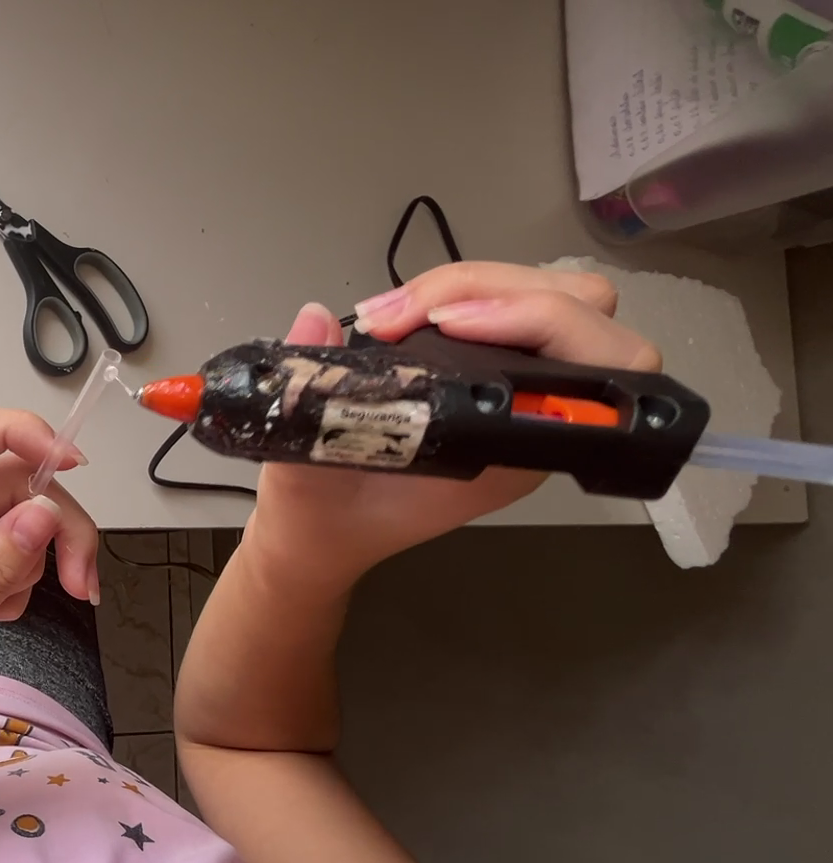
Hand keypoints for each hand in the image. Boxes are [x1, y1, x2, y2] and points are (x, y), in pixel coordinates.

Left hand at [0, 405, 100, 753]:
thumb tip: (46, 510)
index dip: (17, 429)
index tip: (70, 465)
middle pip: (11, 478)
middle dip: (58, 524)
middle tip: (82, 584)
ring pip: (16, 512)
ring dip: (36, 558)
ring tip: (8, 610)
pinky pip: (5, 544)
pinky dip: (16, 576)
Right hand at [246, 262, 664, 591]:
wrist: (318, 540)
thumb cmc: (323, 521)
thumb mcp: (304, 474)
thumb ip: (310, 400)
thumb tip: (313, 315)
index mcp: (517, 455)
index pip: (595, 364)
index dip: (536, 320)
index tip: (442, 321)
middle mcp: (536, 419)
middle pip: (579, 309)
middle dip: (488, 289)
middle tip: (393, 316)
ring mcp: (516, 394)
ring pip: (551, 299)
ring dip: (472, 286)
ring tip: (386, 314)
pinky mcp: (487, 377)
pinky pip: (510, 313)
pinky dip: (461, 296)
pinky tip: (401, 313)